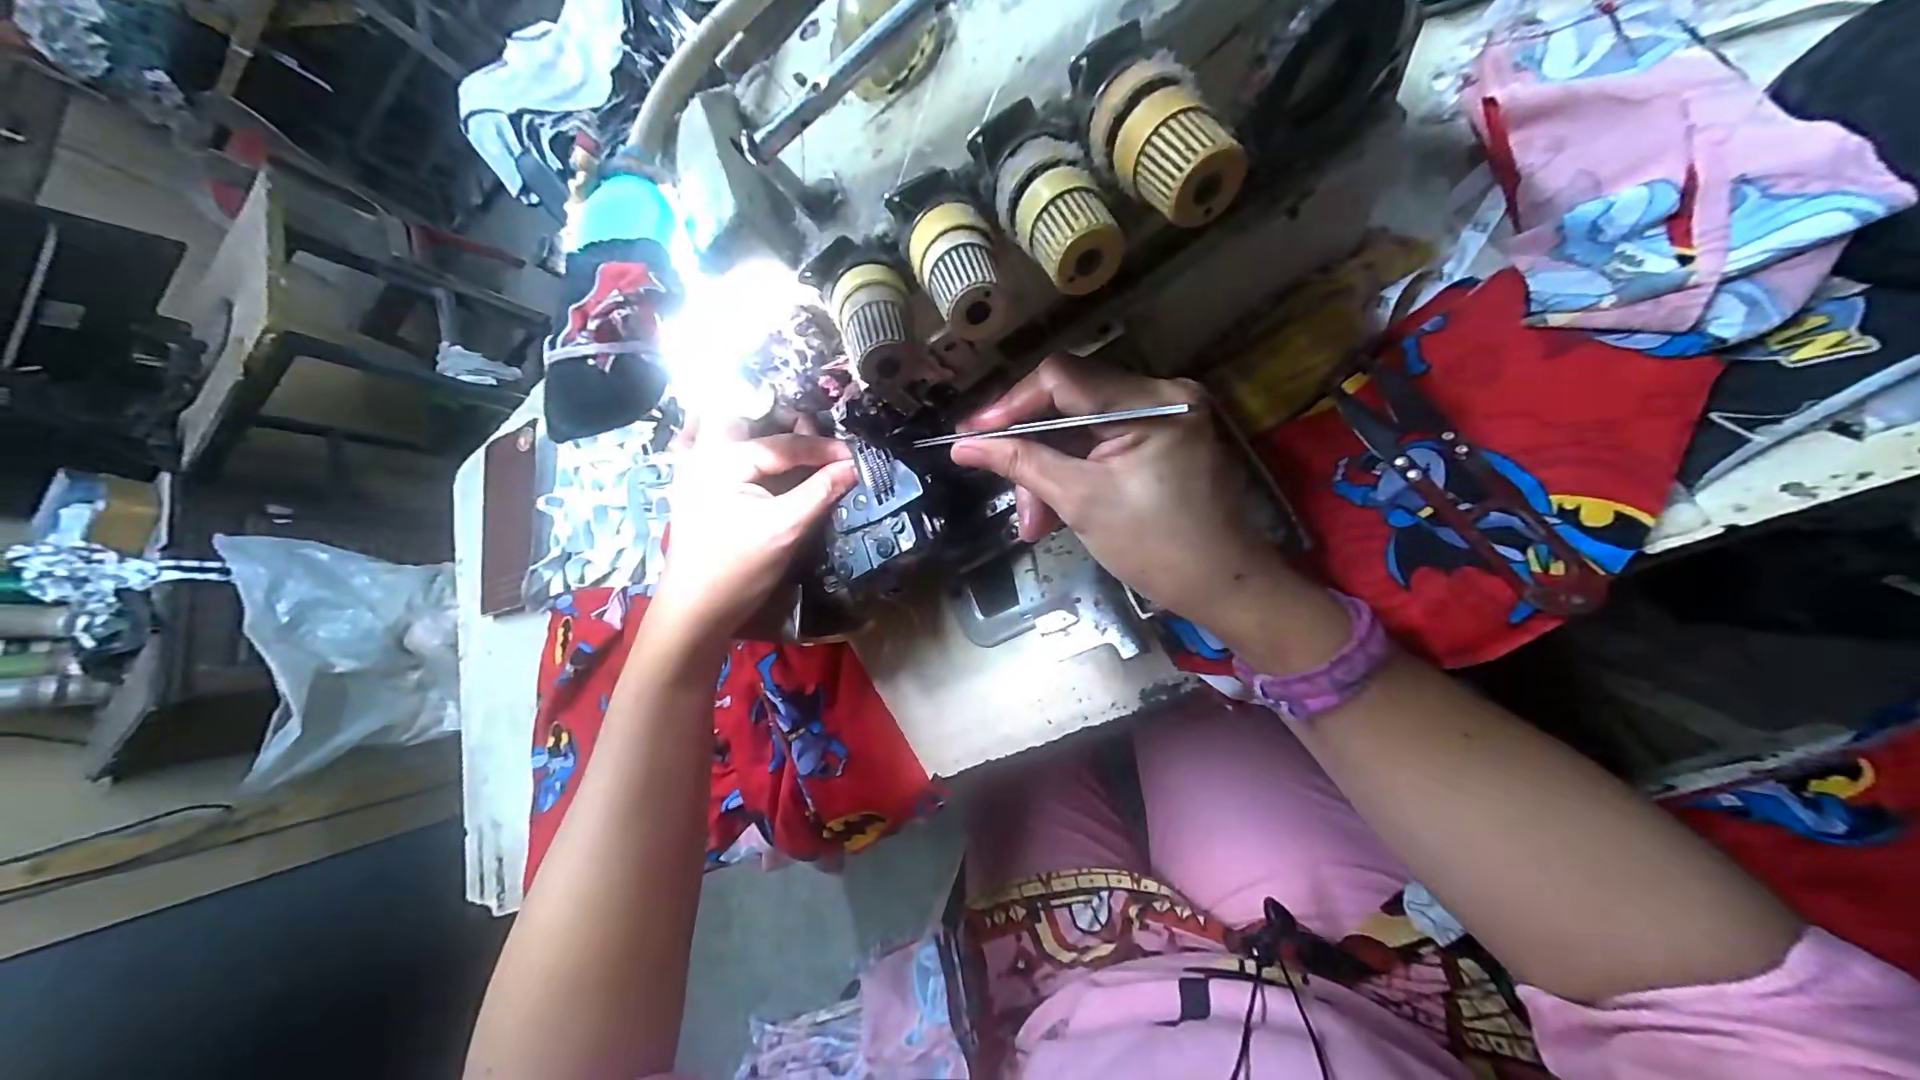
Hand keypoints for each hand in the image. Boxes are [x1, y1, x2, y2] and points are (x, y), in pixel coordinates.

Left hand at [650, 416, 856, 645]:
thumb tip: (853, 466)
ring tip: (788, 432)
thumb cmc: (739, 570)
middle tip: (817, 436)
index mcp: (725, 459)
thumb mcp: (786, 529)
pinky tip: (743, 447)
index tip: (854, 455)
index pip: (784, 444)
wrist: (695, 609)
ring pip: (723, 426)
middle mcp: (703, 453)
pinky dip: (726, 440)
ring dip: (754, 423)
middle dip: (783, 420)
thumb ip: (820, 492)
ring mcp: (690, 468)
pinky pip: (702, 445)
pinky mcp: (689, 486)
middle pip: (747, 417)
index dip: (823, 448)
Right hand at [951, 356, 1346, 665]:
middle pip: (1070, 404)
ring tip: (1035, 524)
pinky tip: (1055, 510)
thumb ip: (1021, 463)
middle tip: (1008, 496)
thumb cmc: (1157, 547)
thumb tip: (963, 445)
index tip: (972, 435)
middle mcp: (1162, 393)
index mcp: (1151, 401)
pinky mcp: (1163, 439)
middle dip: (1032, 453)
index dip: (1010, 404)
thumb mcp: (1081, 501)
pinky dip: (1075, 474)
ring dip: (1050, 472)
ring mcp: (1165, 416)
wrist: (1223, 586)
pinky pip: (1102, 444)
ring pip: (1081, 430)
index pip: (1062, 377)